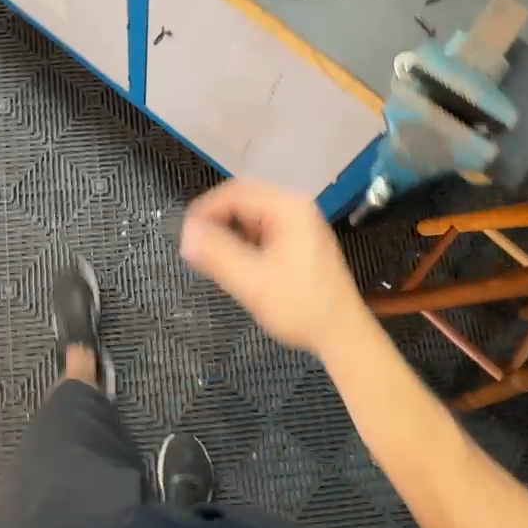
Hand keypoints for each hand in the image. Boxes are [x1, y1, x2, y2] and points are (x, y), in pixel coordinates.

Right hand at [179, 178, 376, 358]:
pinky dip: (243, 240)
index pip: (234, 193)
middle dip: (216, 220)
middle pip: (243, 199)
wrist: (342, 334)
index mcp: (288, 208)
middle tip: (195, 244)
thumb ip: (217, 254)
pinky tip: (235, 263)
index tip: (185, 235)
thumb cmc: (300, 307)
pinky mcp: (298, 240)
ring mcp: (299, 223)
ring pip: (251, 215)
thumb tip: (186, 233)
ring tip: (211, 256)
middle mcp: (295, 207)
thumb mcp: (253, 282)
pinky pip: (262, 229)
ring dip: (228, 231)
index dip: (205, 211)